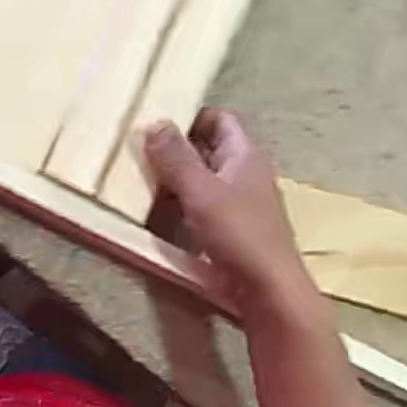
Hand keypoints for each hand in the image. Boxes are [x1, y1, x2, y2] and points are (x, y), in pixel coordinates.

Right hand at [143, 109, 312, 313]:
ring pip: (203, 181)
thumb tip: (154, 122)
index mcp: (245, 154)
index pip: (218, 119)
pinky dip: (182, 206)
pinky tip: (161, 215)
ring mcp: (238, 203)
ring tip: (142, 183)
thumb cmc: (239, 234)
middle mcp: (244, 173)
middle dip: (176, 151)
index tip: (155, 125)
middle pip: (207, 150)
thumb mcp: (201, 192)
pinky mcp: (230, 230)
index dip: (189, 118)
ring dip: (176, 181)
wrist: (267, 288)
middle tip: (139, 156)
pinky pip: (202, 208)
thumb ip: (176, 158)